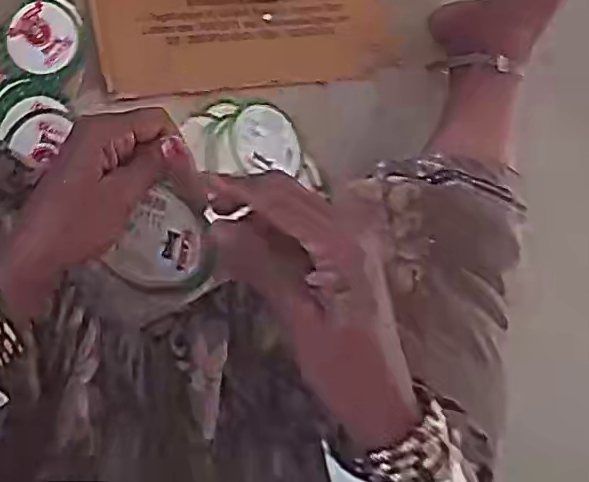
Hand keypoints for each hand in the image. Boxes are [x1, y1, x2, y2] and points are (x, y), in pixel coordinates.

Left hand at [0, 108, 198, 321]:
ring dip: (151, 167)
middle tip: (182, 191)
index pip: (155, 118)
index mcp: (102, 129)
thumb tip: (177, 143)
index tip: (187, 177)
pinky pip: (119, 160)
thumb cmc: (76, 226)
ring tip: (168, 197)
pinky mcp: (84, 166)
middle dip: (165, 155)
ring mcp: (87, 147)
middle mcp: (94, 129)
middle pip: (144, 129)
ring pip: (134, 146)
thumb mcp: (121, 196)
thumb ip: (151, 164)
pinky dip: (134, 175)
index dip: (175, 143)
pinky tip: (143, 199)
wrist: (32, 258)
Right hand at [206, 172, 419, 450]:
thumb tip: (218, 228)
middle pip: (287, 191)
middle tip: (206, 204)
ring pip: (292, 200)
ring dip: (256, 206)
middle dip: (244, 192)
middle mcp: (350, 226)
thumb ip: (260, 265)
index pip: (280, 200)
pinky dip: (272, 222)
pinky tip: (248, 238)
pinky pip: (301, 218)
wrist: (386, 403)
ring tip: (221, 221)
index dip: (238, 189)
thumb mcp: (298, 319)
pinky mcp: (345, 243)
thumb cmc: (345, 371)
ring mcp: (351, 232)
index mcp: (343, 242)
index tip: (202, 185)